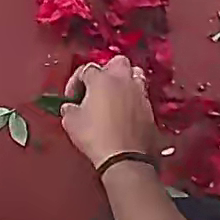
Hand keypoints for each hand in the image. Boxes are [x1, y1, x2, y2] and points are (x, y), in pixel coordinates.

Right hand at [60, 55, 160, 171]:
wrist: (124, 157)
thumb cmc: (95, 136)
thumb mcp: (71, 122)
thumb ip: (69, 109)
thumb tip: (70, 107)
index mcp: (102, 79)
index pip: (86, 69)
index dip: (76, 82)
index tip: (71, 98)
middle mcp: (123, 80)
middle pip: (117, 62)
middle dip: (107, 71)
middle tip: (97, 88)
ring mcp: (140, 93)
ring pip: (135, 75)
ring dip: (124, 81)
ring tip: (115, 97)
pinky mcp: (150, 109)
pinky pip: (141, 96)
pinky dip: (133, 99)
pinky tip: (125, 113)